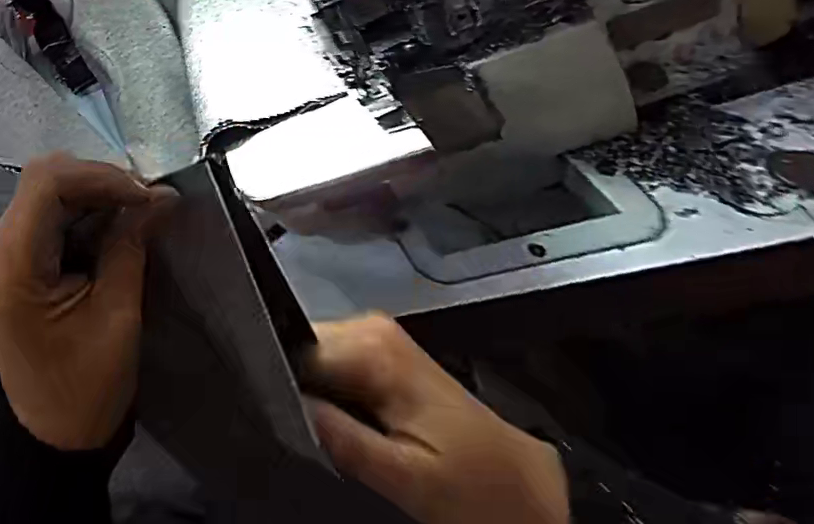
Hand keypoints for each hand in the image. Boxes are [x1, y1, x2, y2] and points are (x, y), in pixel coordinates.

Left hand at [0, 152, 176, 449]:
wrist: (52, 437)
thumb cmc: (84, 388)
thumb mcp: (117, 316)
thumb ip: (130, 245)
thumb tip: (161, 195)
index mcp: (11, 263)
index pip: (46, 183)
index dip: (98, 176)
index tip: (144, 194)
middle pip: (43, 180)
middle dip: (97, 180)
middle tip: (144, 199)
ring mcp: (0, 251)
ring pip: (45, 190)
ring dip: (92, 191)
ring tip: (135, 207)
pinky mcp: (12, 258)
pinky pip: (45, 212)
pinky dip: (81, 208)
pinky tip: (112, 221)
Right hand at [302, 314, 566, 523]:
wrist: (527, 488)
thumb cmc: (474, 487)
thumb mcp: (410, 479)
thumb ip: (344, 439)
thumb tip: (288, 404)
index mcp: (373, 346)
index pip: (297, 351)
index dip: (286, 385)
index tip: (288, 418)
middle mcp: (370, 326)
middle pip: (304, 350)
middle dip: (302, 386)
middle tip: (317, 431)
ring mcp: (376, 335)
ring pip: (315, 356)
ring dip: (314, 390)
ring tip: (334, 427)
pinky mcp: (381, 350)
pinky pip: (333, 363)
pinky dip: (330, 390)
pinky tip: (346, 418)